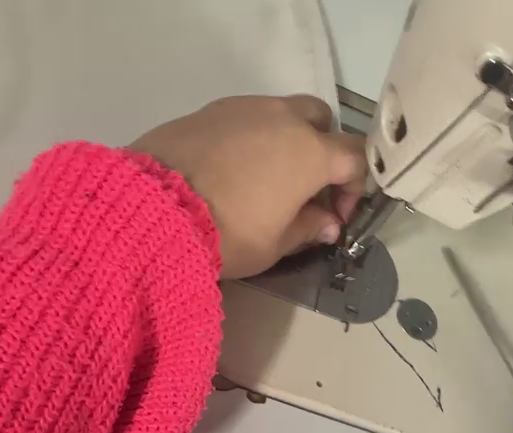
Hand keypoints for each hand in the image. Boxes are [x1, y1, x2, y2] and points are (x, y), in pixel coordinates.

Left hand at [132, 95, 366, 279]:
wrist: (157, 209)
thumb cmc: (228, 234)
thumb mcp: (273, 245)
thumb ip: (308, 228)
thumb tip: (328, 222)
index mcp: (310, 153)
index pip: (354, 158)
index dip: (355, 188)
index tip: (337, 217)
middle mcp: (284, 119)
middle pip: (321, 123)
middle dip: (323, 153)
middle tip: (305, 190)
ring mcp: (246, 107)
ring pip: (282, 114)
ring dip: (286, 142)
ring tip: (266, 181)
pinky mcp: (212, 109)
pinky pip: (247, 118)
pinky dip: (252, 139)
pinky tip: (233, 171)